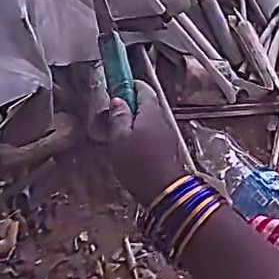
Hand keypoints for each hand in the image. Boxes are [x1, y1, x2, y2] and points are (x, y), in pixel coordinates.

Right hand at [91, 79, 189, 205]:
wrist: (164, 192)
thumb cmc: (139, 163)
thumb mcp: (119, 138)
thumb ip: (118, 116)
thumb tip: (117, 101)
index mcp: (151, 111)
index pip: (142, 88)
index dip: (127, 86)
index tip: (114, 90)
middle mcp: (162, 118)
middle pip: (145, 104)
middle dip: (128, 107)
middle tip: (111, 117)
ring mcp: (166, 134)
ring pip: (148, 120)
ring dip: (133, 123)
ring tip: (117, 136)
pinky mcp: (167, 149)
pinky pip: (151, 134)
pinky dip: (140, 136)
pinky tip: (129, 150)